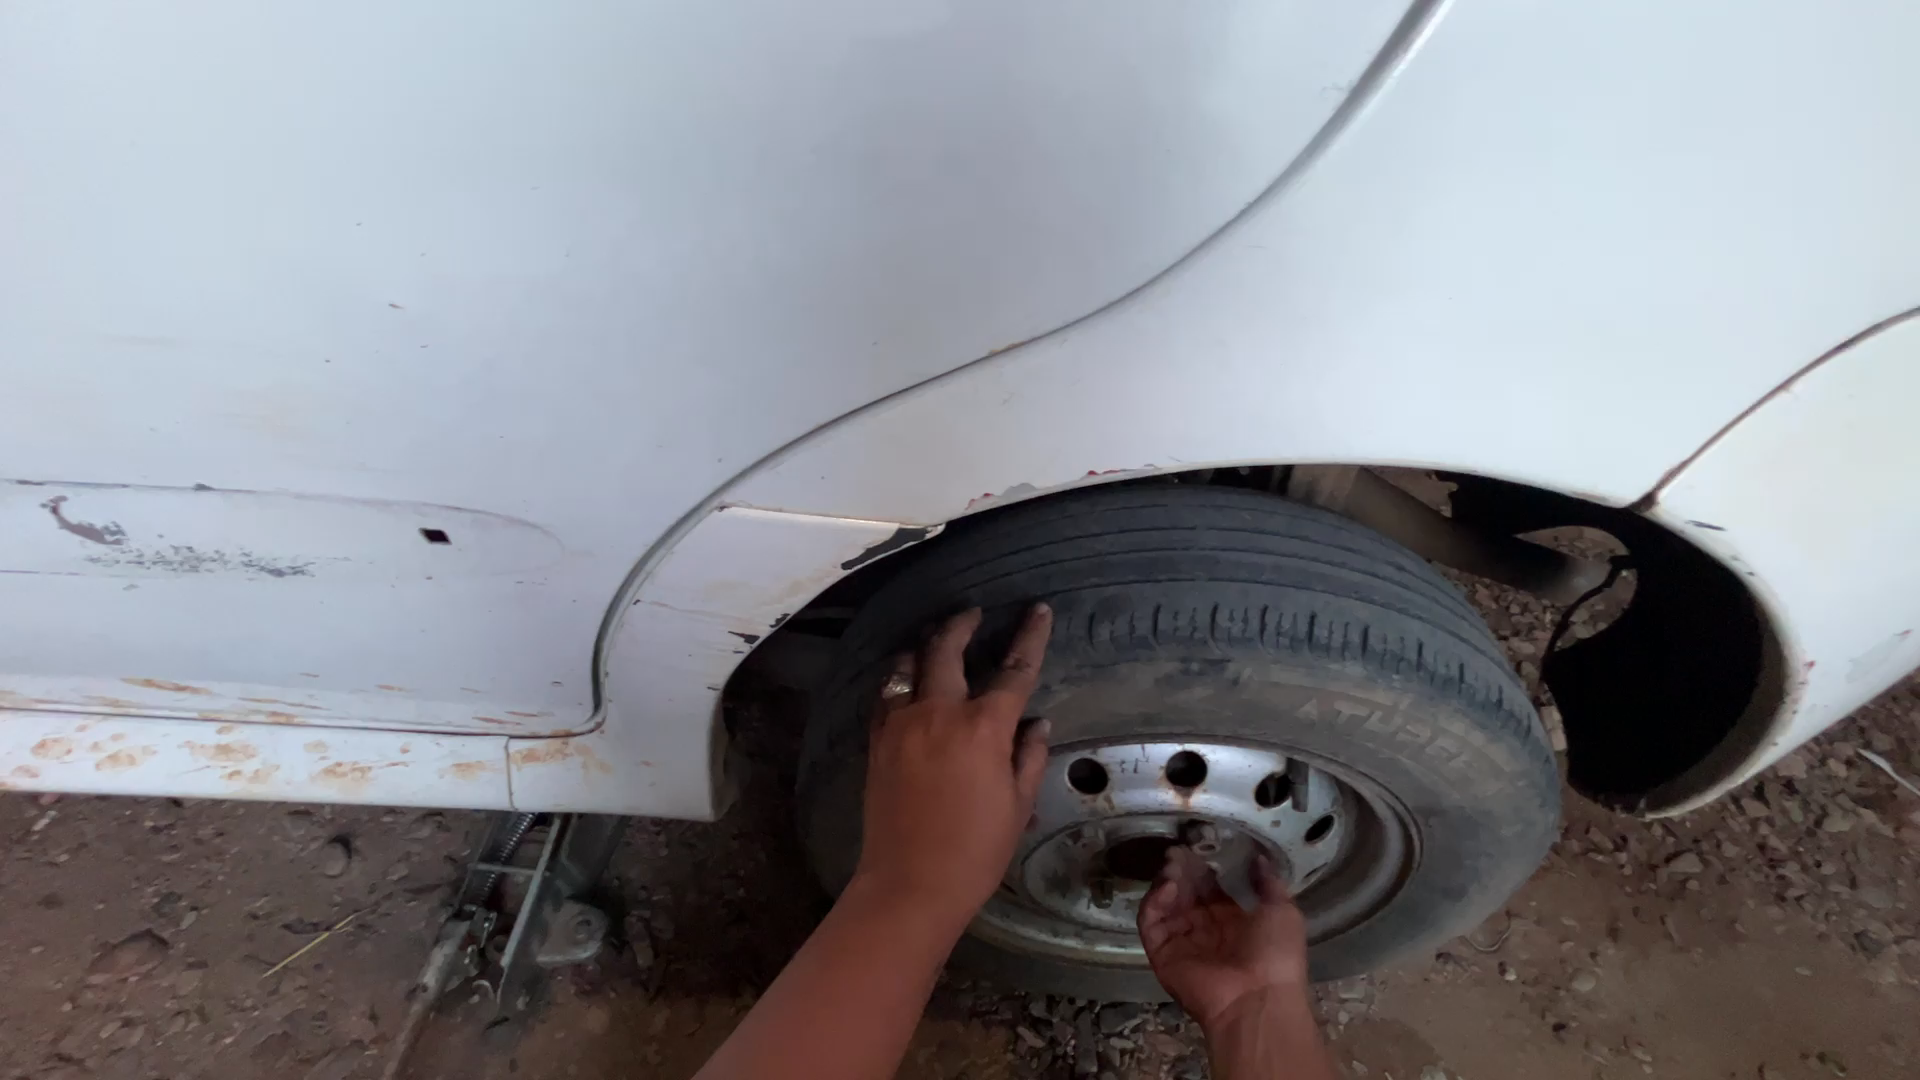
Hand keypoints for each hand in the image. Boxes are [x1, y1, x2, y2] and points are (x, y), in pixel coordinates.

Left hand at [852, 605, 1053, 925]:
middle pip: (947, 649)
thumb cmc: (975, 851)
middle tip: (972, 612)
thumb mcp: (1016, 806)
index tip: (1038, 610)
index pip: (1014, 670)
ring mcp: (902, 723)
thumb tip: (1038, 723)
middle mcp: (939, 713)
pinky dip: (897, 678)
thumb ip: (1028, 757)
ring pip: (907, 664)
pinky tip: (904, 680)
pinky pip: (885, 695)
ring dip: (924, 646)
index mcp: (983, 728)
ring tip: (934, 639)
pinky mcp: (877, 740)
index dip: (1030, 636)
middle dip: (961, 623)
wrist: (909, 884)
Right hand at [1137, 846, 1309, 1032]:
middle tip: (1179, 851)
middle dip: (1182, 869)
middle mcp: (1204, 930)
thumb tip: (1260, 857)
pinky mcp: (1161, 952)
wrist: (1258, 1001)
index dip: (1204, 867)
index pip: (1209, 888)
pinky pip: (1150, 921)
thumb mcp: (1283, 912)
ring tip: (1173, 865)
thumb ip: (1269, 883)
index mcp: (1232, 922)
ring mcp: (1181, 941)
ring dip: (1166, 880)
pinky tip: (1168, 886)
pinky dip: (1154, 901)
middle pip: (1185, 892)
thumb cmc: (1275, 956)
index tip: (1199, 846)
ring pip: (1165, 903)